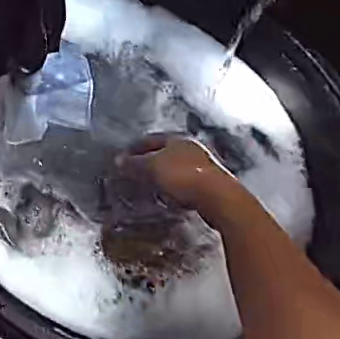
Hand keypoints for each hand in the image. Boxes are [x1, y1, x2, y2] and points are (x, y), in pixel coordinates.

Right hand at [125, 135, 240, 210]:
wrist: (220, 200)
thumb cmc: (183, 177)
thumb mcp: (152, 168)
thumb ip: (135, 164)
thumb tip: (119, 161)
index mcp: (177, 139)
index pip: (150, 139)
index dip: (135, 147)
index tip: (123, 157)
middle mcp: (191, 149)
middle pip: (164, 152)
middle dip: (149, 160)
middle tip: (135, 170)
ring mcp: (204, 166)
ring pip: (176, 167)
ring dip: (163, 174)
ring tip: (150, 184)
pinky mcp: (211, 184)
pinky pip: (186, 181)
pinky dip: (175, 186)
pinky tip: (170, 195)